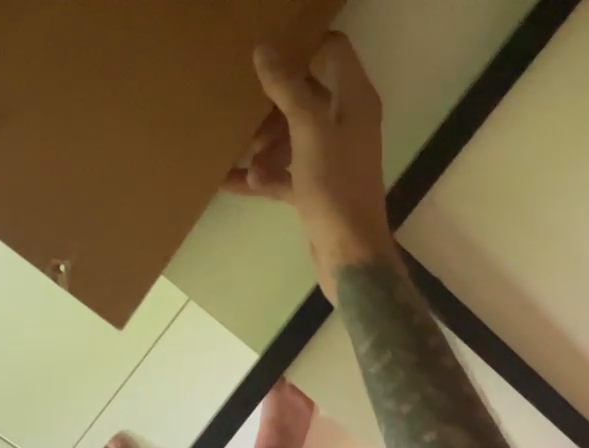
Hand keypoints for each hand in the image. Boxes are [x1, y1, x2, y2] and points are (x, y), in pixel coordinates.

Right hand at [225, 34, 394, 297]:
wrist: (350, 256)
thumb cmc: (335, 188)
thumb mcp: (309, 131)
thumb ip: (288, 88)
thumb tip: (265, 50)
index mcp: (354, 102)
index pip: (332, 52)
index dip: (302, 49)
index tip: (266, 59)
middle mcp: (347, 125)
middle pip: (306, 95)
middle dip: (274, 104)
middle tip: (247, 112)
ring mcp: (333, 160)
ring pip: (294, 136)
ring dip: (267, 144)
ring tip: (248, 157)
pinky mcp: (319, 190)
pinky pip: (287, 173)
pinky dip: (265, 176)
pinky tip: (234, 181)